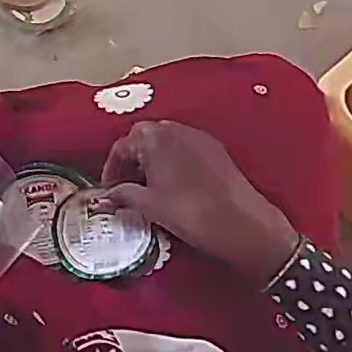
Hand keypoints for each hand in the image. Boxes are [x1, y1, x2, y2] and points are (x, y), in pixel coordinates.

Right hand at [100, 121, 299, 286]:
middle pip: (144, 136)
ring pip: (166, 140)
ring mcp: (199, 137)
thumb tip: (109, 194)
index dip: (112, 167)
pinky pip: (185, 147)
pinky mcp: (216, 149)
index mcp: (155, 138)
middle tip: (126, 183)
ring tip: (149, 185)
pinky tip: (174, 184)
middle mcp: (176, 129)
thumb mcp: (149, 206)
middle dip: (132, 157)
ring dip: (153, 157)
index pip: (122, 145)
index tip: (109, 187)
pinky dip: (174, 160)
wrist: (242, 223)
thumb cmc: (191, 212)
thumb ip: (124, 195)